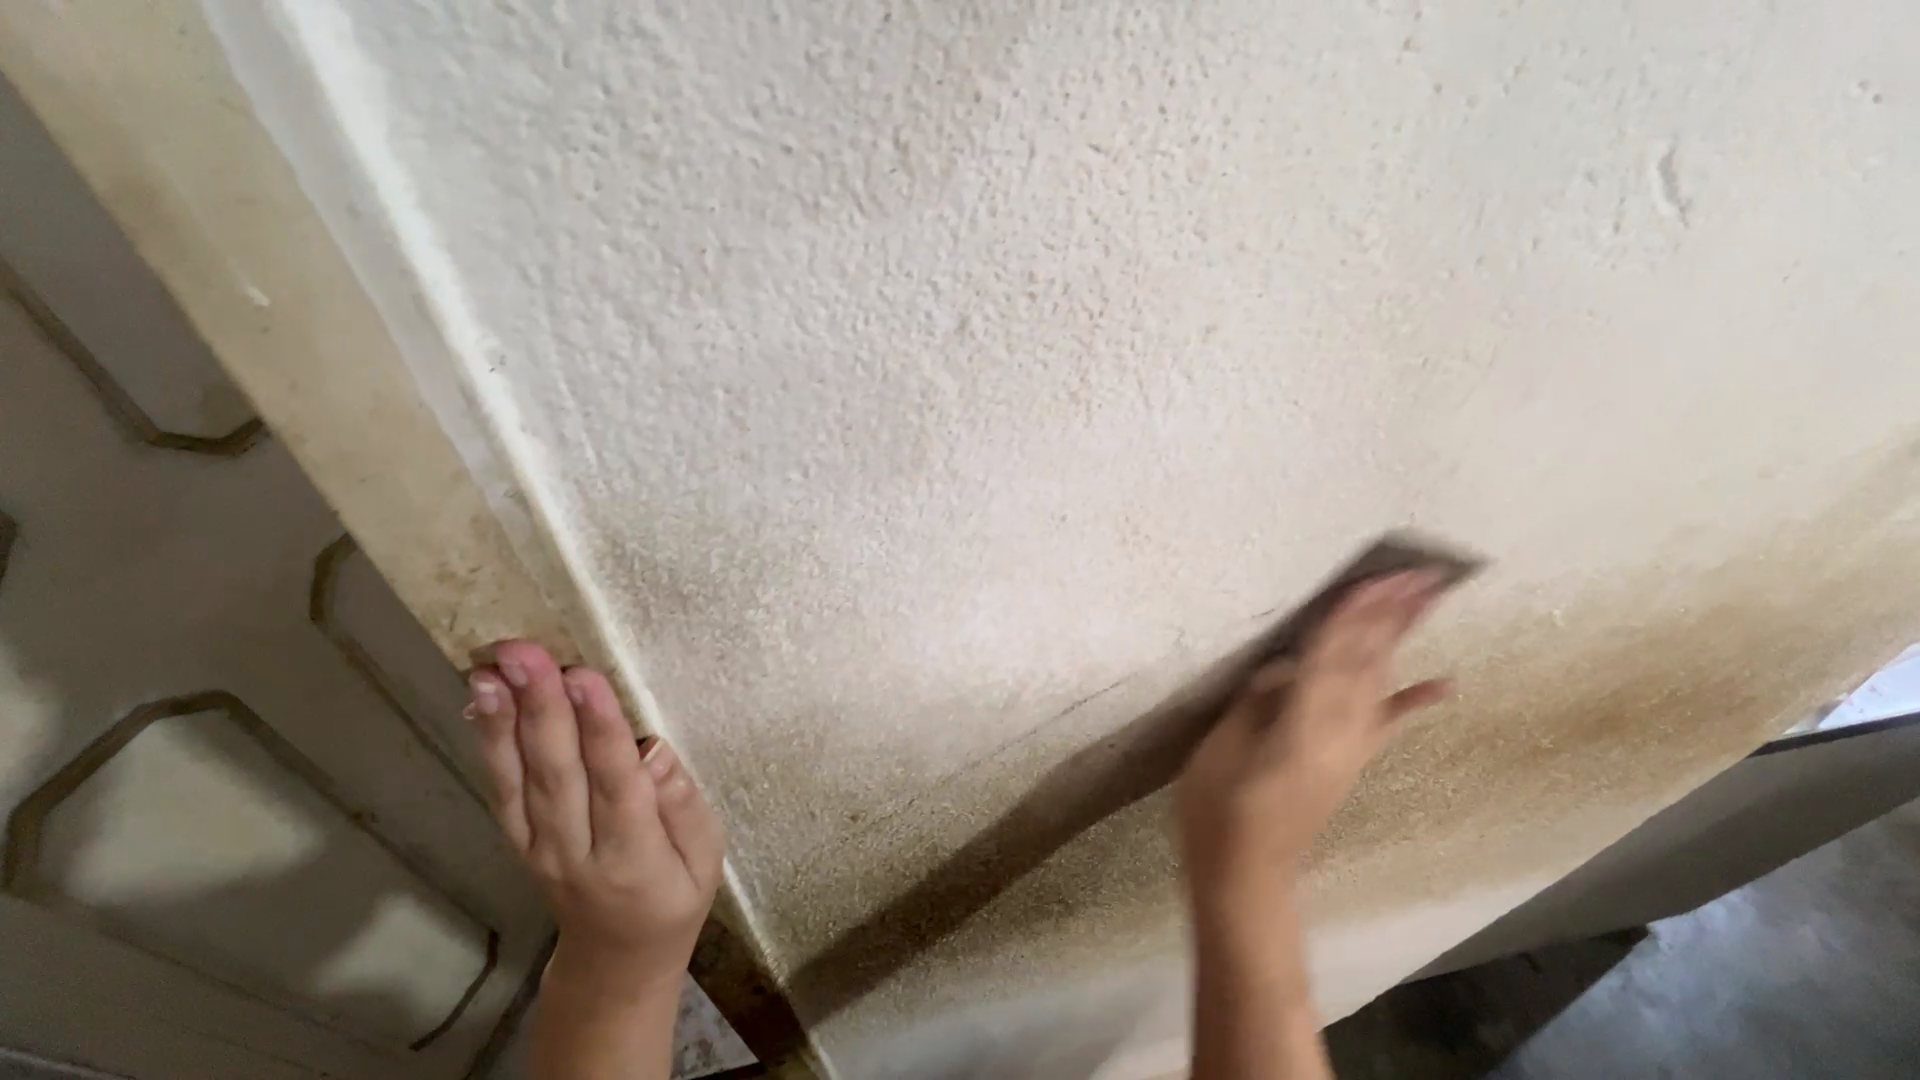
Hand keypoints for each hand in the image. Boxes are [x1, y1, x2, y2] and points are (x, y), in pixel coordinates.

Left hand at [465, 640, 724, 996]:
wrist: (615, 959)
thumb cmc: (674, 899)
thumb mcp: (706, 858)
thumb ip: (683, 804)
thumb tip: (653, 750)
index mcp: (633, 857)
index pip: (614, 784)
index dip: (598, 729)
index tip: (582, 678)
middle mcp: (575, 852)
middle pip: (556, 774)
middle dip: (540, 708)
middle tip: (524, 654)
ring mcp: (538, 848)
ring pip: (519, 780)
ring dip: (501, 720)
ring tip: (488, 671)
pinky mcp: (519, 842)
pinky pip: (503, 790)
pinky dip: (490, 744)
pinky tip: (483, 704)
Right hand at [1175, 571, 1450, 899]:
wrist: (1245, 871)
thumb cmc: (1219, 810)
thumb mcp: (1222, 750)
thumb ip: (1256, 704)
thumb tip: (1284, 668)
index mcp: (1302, 729)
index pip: (1328, 659)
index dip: (1347, 617)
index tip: (1370, 579)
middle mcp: (1339, 735)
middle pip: (1365, 663)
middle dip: (1389, 616)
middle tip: (1419, 574)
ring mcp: (1350, 749)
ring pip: (1379, 683)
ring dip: (1400, 638)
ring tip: (1425, 599)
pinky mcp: (1349, 761)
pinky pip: (1385, 725)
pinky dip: (1413, 699)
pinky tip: (1446, 681)